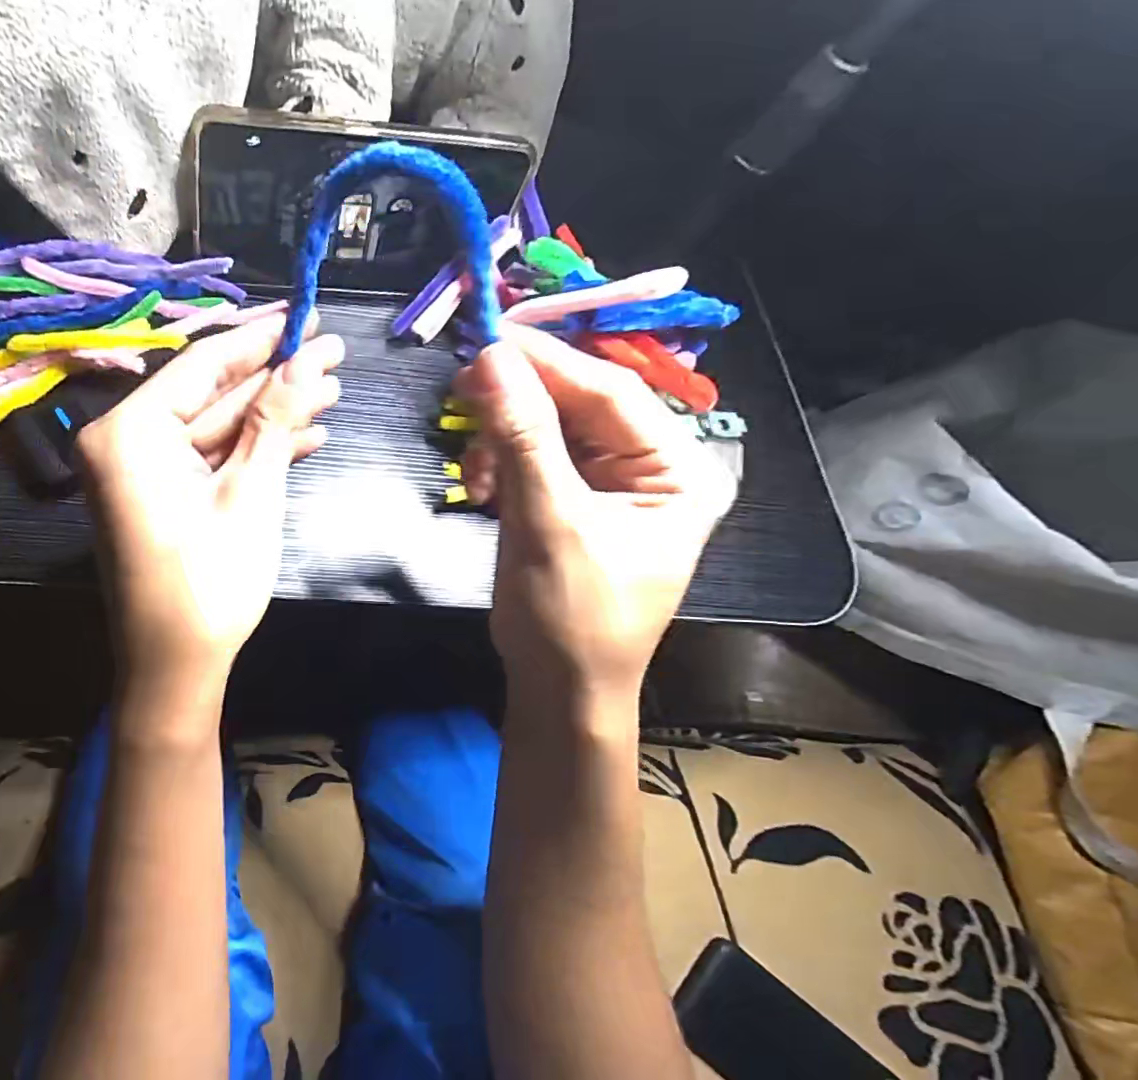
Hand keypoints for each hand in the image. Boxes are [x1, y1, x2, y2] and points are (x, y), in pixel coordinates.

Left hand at [79, 316, 343, 693]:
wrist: (175, 669)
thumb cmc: (209, 582)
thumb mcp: (250, 492)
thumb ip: (275, 419)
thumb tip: (308, 357)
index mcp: (129, 432)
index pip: (201, 365)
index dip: (259, 339)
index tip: (305, 317)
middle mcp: (125, 444)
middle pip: (209, 395)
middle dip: (273, 379)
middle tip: (332, 352)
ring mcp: (142, 474)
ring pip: (215, 429)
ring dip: (271, 416)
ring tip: (331, 391)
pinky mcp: (161, 499)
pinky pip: (209, 461)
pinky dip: (253, 452)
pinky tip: (305, 438)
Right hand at [457, 322, 735, 701]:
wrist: (560, 687)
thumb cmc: (572, 617)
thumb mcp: (548, 522)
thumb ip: (522, 437)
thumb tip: (489, 357)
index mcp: (675, 467)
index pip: (608, 390)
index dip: (546, 360)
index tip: (486, 335)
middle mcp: (648, 464)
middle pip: (574, 404)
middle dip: (515, 403)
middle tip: (461, 391)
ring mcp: (607, 481)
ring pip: (544, 427)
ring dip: (500, 440)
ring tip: (475, 474)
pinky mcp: (569, 497)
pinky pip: (530, 457)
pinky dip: (498, 464)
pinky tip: (482, 489)